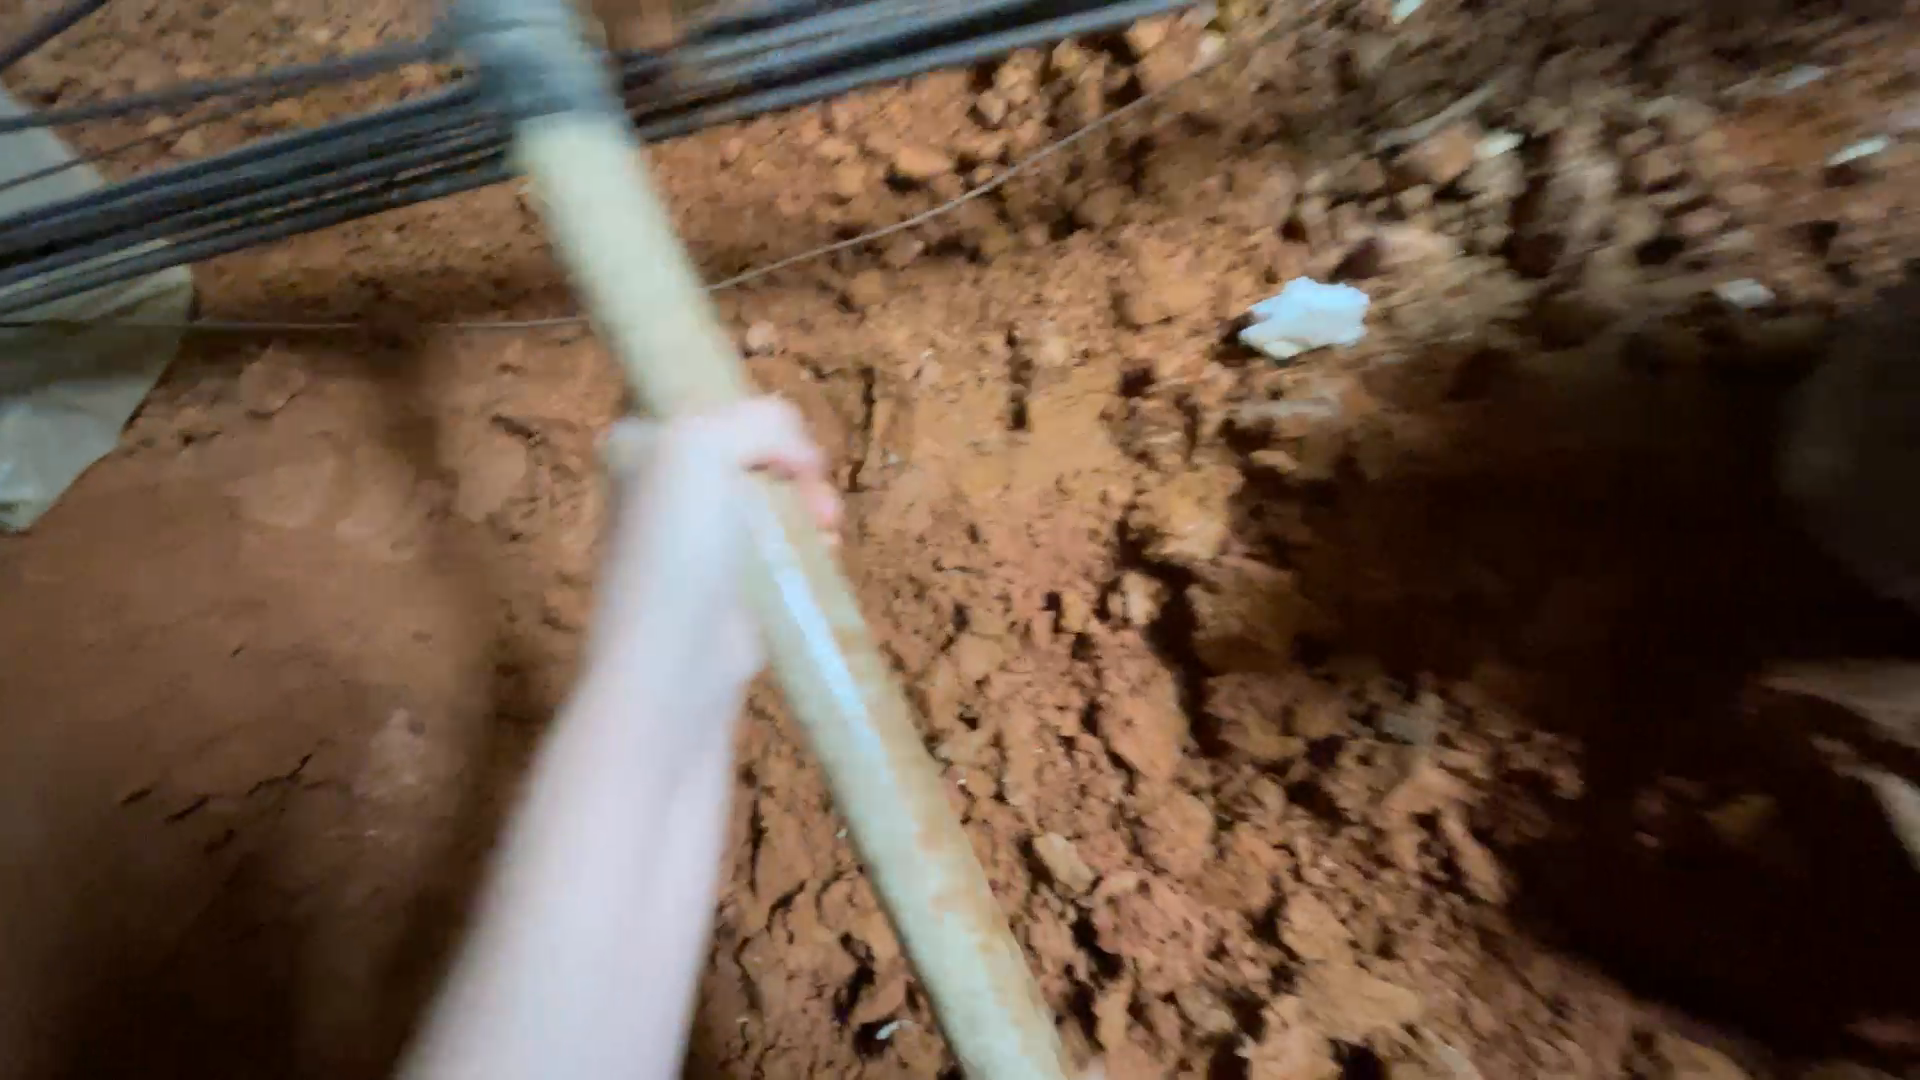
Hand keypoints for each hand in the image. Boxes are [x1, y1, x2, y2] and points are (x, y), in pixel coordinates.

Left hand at [584, 397, 839, 736]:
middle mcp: (675, 485)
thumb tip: (803, 456)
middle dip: (796, 465)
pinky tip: (823, 549)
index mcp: (647, 445)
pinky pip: (791, 537)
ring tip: (825, 525)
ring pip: (781, 493)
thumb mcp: (701, 444)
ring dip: (813, 502)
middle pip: (758, 450)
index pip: (714, 403)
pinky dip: (814, 538)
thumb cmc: (678, 542)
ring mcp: (711, 533)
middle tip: (812, 488)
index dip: (756, 415)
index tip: (783, 441)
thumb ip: (759, 420)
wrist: (681, 653)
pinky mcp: (744, 574)